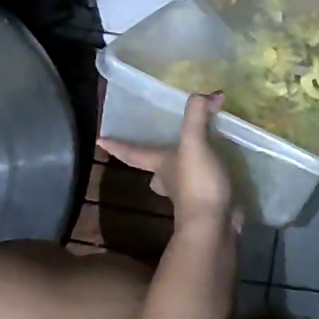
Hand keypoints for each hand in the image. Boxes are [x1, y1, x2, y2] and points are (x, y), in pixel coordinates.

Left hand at [97, 92, 236, 229]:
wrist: (214, 224)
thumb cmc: (196, 184)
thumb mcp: (195, 145)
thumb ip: (197, 117)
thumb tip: (207, 94)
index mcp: (160, 165)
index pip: (132, 153)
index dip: (117, 145)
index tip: (99, 139)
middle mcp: (169, 180)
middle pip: (155, 169)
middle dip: (154, 161)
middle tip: (159, 150)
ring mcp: (188, 194)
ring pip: (178, 178)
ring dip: (182, 169)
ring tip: (196, 154)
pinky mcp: (207, 201)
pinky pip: (202, 185)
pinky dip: (207, 177)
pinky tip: (218, 169)